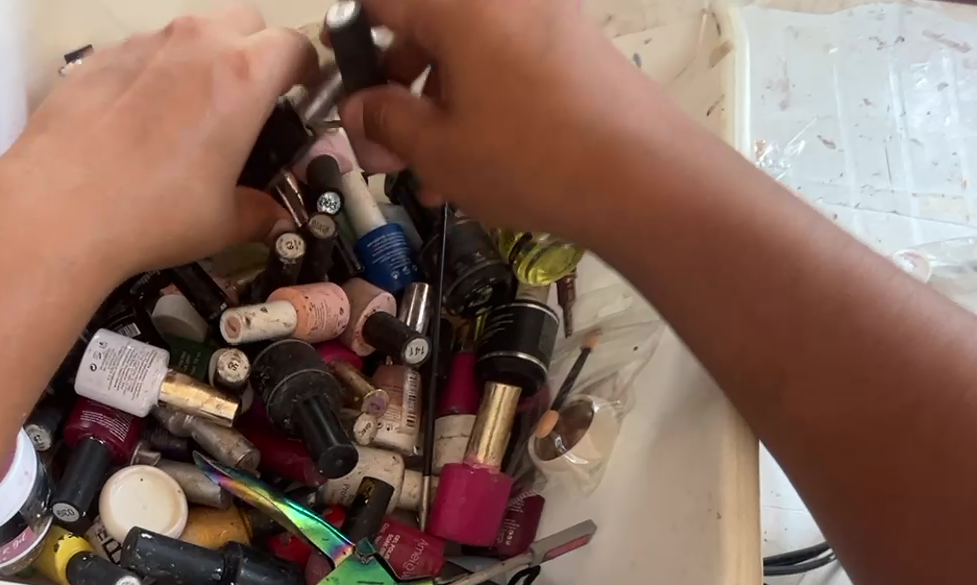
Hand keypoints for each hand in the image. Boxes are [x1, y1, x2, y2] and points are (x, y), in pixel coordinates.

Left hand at [0, 7, 315, 279]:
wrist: (61, 208)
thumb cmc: (152, 214)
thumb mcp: (221, 224)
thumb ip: (258, 213)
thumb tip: (273, 218)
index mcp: (242, 78)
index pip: (295, 47)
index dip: (305, 73)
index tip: (300, 98)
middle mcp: (196, 44)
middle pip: (246, 23)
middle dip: (257, 57)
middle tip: (248, 110)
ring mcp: (144, 43)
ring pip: (191, 34)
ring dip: (203, 65)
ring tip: (189, 124)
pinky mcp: (101, 58)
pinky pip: (143, 54)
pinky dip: (154, 79)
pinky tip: (138, 130)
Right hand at [338, 0, 703, 248]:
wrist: (636, 174)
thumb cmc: (522, 158)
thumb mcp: (435, 148)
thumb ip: (385, 120)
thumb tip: (356, 107)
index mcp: (460, 7)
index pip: (385, 1)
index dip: (352, 37)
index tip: (340, 79)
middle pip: (427, 27)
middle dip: (396, 86)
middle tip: (383, 144)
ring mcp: (543, 17)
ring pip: (464, 55)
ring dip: (434, 108)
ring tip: (426, 173)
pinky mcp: (569, 46)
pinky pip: (502, 67)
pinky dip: (474, 106)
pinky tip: (468, 165)